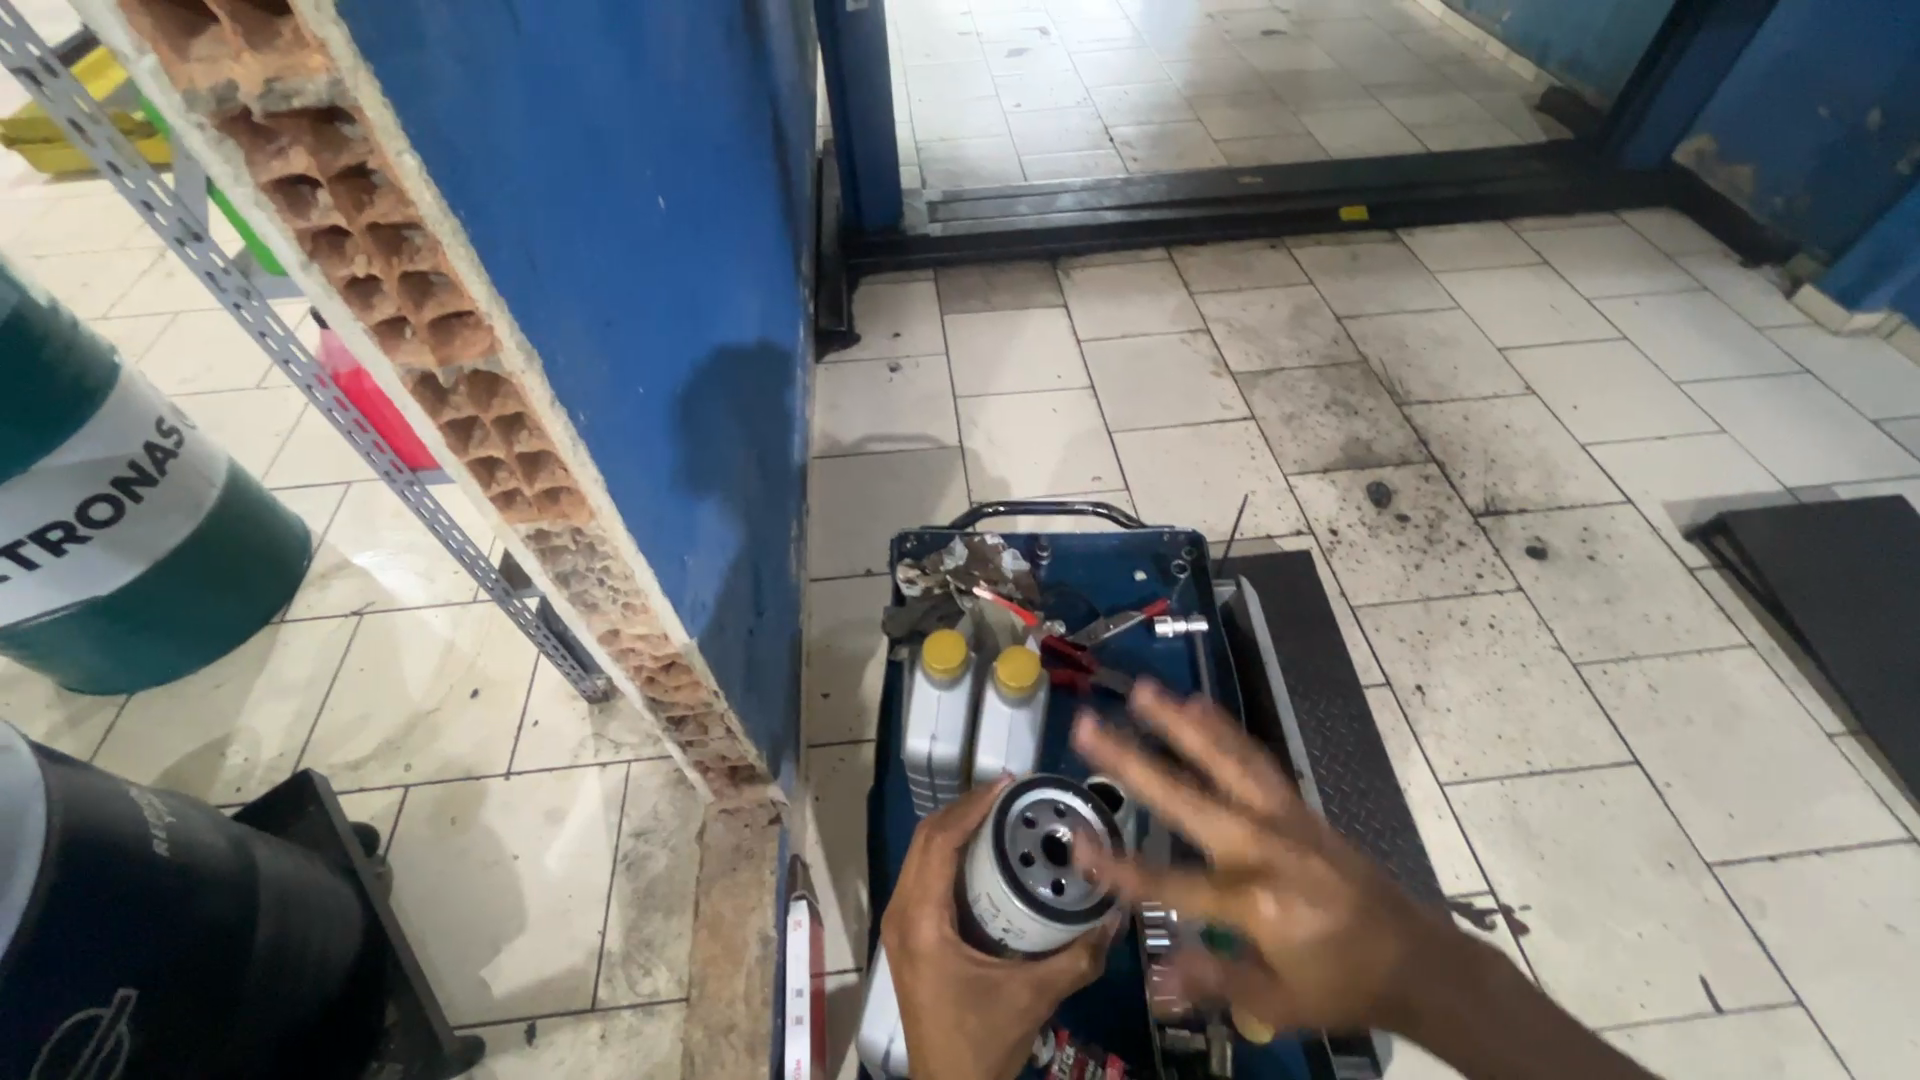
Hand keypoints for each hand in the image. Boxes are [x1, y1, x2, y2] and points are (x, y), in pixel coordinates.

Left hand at [882, 776, 1116, 1079]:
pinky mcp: (906, 931)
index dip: (972, 807)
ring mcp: (899, 921)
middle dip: (966, 809)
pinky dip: (949, 851)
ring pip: (921, 853)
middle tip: (1010, 795)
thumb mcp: (1034, 997)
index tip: (1008, 786)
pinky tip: (983, 851)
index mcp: (921, 920)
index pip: (939, 842)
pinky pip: (924, 872)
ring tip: (1000, 812)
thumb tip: (1115, 913)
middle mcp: (901, 911)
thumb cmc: (982, 1041)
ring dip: (956, 827)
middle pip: (926, 838)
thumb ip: (1078, 956)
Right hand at [1070, 681, 1461, 1036]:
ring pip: (1225, 761)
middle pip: (1187, 799)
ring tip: (1142, 691)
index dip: (1120, 868)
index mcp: (1257, 904)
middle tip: (1088, 726)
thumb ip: (1215, 980)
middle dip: (1132, 762)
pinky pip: (1256, 760)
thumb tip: (1153, 976)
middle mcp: (1265, 849)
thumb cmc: (1344, 986)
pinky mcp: (1298, 807)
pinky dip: (1224, 729)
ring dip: (1180, 724)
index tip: (1076, 844)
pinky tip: (1197, 704)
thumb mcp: (1280, 1005)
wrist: (1420, 961)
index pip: (1171, 885)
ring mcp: (1284, 819)